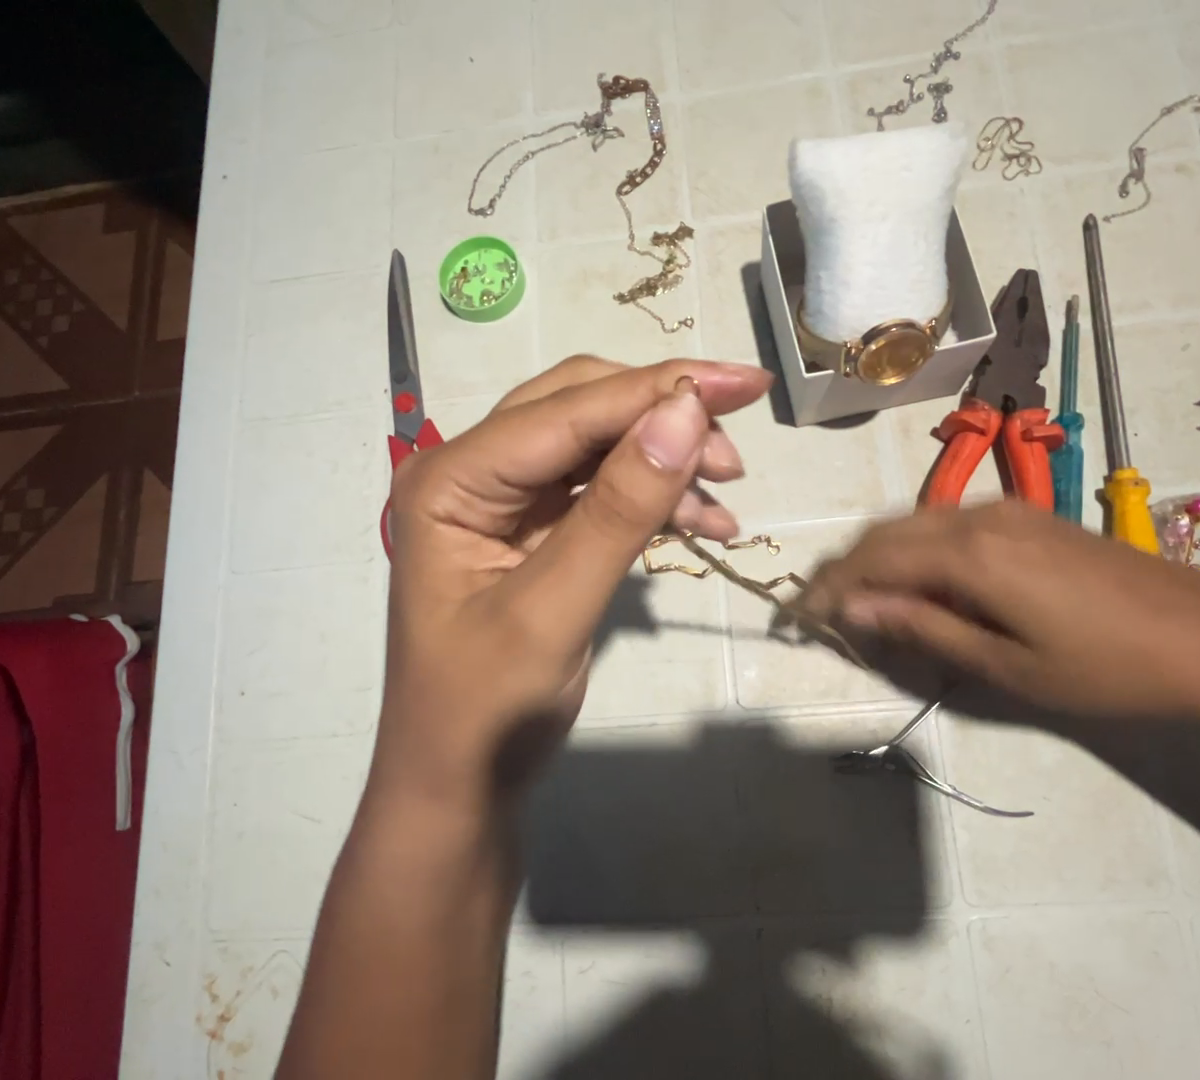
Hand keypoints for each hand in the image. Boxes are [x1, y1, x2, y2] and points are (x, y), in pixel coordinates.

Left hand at [373, 356, 773, 809]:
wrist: (457, 785)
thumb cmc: (486, 709)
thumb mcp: (553, 609)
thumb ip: (618, 509)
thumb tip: (685, 413)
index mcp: (453, 478)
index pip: (567, 410)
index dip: (659, 389)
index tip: (746, 381)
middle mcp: (472, 472)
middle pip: (580, 410)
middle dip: (663, 419)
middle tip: (737, 450)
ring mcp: (502, 502)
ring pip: (597, 447)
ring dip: (665, 462)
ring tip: (729, 494)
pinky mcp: (532, 532)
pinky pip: (600, 492)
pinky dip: (653, 501)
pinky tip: (704, 525)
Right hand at [796, 500, 1199, 721]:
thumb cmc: (1107, 670)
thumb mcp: (1006, 666)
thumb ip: (922, 628)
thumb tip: (852, 607)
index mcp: (969, 554)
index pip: (871, 562)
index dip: (828, 589)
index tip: (798, 618)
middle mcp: (979, 517)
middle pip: (885, 534)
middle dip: (845, 569)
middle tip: (821, 611)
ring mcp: (1009, 512)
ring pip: (914, 524)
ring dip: (878, 557)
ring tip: (862, 602)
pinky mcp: (1031, 518)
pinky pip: (947, 524)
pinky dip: (915, 550)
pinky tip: (920, 582)